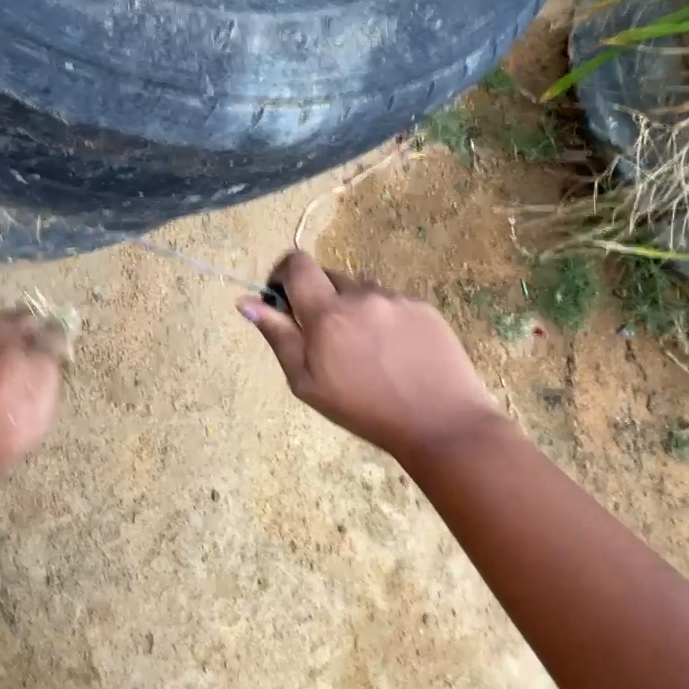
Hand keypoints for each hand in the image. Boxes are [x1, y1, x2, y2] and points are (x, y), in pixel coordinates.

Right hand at [239, 252, 504, 461]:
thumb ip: (277, 335)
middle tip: (324, 336)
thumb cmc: (362, 409)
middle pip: (327, 277)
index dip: (283, 273)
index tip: (282, 297)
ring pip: (360, 290)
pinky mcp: (425, 309)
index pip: (297, 264)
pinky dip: (381, 318)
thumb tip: (245, 301)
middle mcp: (361, 296)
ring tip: (364, 348)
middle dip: (317, 297)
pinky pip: (391, 302)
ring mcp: (397, 300)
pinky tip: (392, 351)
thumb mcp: (305, 381)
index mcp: (326, 313)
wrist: (443, 425)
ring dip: (351, 308)